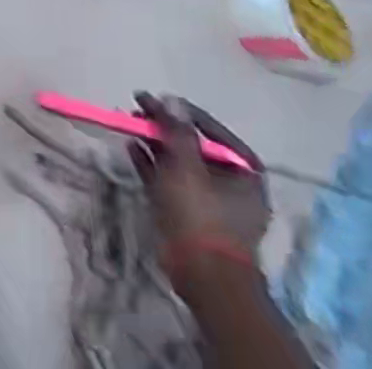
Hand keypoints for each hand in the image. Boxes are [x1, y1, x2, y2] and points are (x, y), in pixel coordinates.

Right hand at [129, 94, 270, 259]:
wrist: (203, 273)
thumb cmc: (201, 215)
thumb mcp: (187, 168)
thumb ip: (177, 132)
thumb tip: (170, 99)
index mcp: (243, 172)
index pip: (212, 131)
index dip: (183, 112)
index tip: (154, 98)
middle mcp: (228, 182)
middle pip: (193, 144)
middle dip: (164, 126)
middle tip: (137, 109)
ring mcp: (206, 197)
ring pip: (177, 160)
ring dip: (153, 141)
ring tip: (128, 122)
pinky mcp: (185, 208)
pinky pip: (167, 177)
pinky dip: (149, 162)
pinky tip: (130, 147)